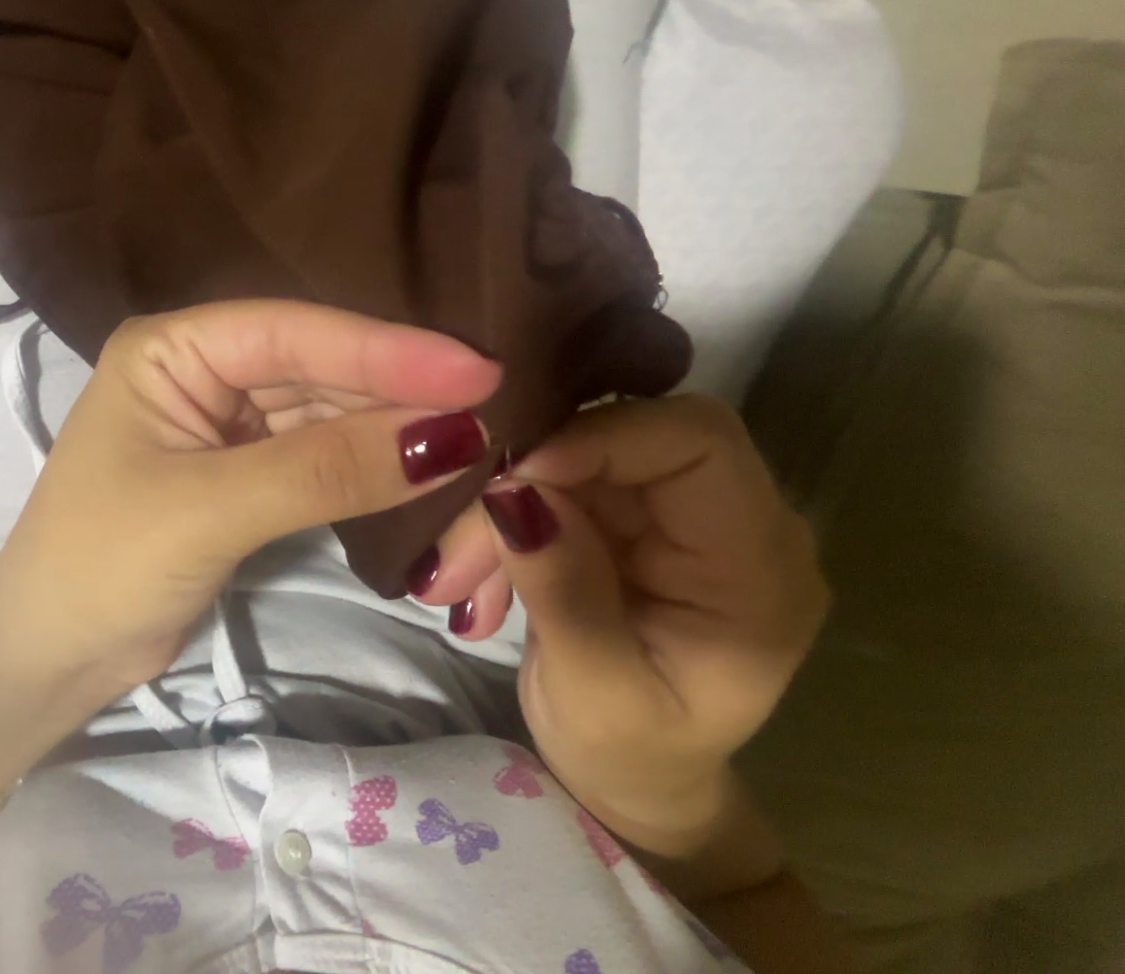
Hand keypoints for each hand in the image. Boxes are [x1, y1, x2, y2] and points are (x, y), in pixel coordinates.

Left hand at [0, 300, 500, 688]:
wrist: (49, 656)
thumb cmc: (103, 565)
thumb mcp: (212, 510)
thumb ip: (326, 469)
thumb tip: (453, 436)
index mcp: (168, 350)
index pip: (291, 332)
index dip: (386, 350)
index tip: (478, 370)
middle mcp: (196, 371)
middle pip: (313, 366)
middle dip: (395, 389)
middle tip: (495, 404)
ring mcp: (218, 425)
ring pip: (319, 412)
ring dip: (386, 429)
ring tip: (473, 436)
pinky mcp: (235, 476)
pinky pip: (312, 456)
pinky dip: (361, 465)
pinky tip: (417, 464)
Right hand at [476, 396, 827, 845]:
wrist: (632, 776)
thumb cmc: (630, 753)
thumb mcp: (596, 693)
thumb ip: (565, 593)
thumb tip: (512, 492)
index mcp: (756, 570)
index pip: (700, 444)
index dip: (605, 436)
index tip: (512, 477)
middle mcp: (727, 524)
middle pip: (626, 439)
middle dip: (530, 478)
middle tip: (460, 547)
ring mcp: (672, 518)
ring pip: (573, 459)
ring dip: (500, 508)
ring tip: (455, 582)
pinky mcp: (623, 521)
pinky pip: (551, 487)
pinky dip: (502, 523)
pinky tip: (475, 581)